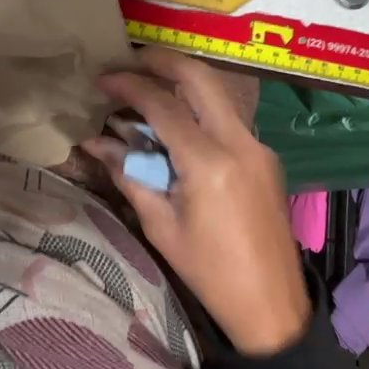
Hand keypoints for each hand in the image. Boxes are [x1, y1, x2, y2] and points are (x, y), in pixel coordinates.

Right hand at [82, 47, 313, 355]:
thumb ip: (129, 175)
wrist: (273, 307)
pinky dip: (198, 108)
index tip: (101, 78)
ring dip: (181, 83)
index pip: (162, 104)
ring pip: (217, 93)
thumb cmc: (210, 273)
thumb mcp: (160, 226)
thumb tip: (96, 142)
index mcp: (209, 162)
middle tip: (129, 61)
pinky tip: (175, 125)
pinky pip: (227, 117)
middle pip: (199, 77)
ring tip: (147, 89)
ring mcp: (258, 147)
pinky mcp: (265, 157)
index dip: (128, 85)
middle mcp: (239, 142)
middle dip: (161, 61)